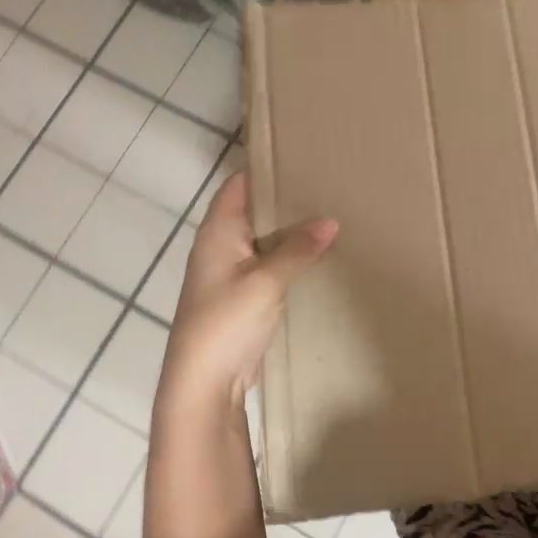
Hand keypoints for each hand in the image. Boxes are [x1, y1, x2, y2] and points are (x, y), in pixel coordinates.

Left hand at [159, 172, 336, 408]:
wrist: (204, 383)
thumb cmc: (225, 323)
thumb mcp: (266, 282)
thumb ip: (298, 250)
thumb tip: (331, 221)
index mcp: (217, 232)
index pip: (239, 184)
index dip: (266, 167)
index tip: (303, 155)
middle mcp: (222, 247)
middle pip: (255, 210)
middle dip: (286, 198)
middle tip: (329, 183)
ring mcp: (232, 273)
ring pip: (265, 240)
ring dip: (291, 231)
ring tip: (333, 213)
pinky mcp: (245, 298)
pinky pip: (271, 266)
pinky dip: (291, 259)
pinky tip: (320, 257)